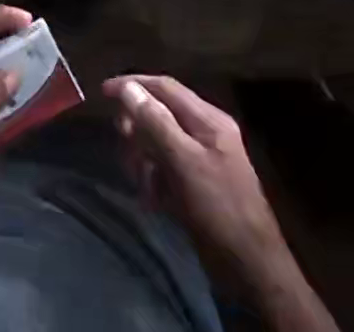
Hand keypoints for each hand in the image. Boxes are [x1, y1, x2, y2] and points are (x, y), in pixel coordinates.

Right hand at [103, 75, 283, 279]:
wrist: (250, 268)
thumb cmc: (218, 209)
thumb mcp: (183, 161)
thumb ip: (156, 122)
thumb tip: (129, 87)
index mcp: (207, 120)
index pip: (164, 87)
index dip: (132, 85)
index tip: (103, 93)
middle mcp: (204, 132)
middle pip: (158, 113)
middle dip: (137, 130)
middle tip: (127, 149)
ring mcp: (201, 157)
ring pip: (157, 141)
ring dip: (143, 158)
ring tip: (143, 184)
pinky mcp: (195, 182)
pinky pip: (164, 166)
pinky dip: (153, 178)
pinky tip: (153, 199)